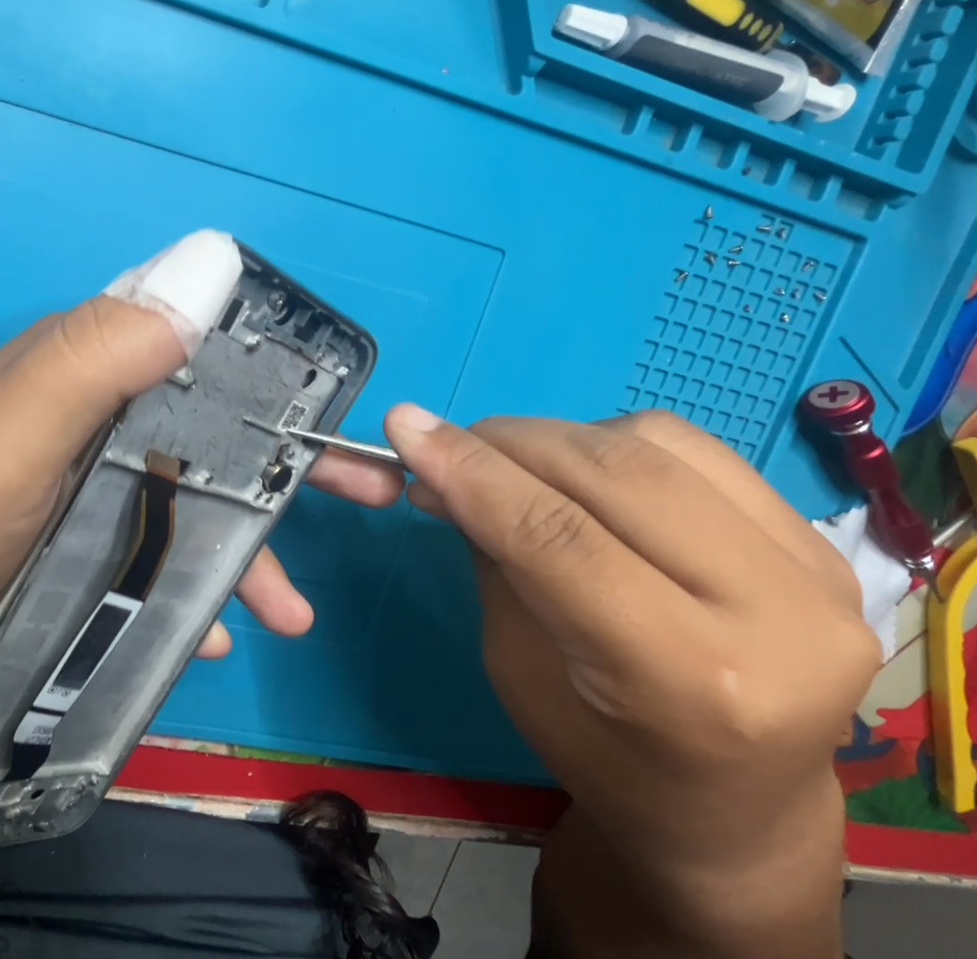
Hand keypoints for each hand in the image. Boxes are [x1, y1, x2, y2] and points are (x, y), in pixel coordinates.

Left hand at [0, 231, 403, 653]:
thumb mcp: (13, 431)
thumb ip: (95, 355)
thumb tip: (209, 266)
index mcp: (84, 363)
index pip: (205, 341)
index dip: (287, 377)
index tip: (354, 426)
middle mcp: (88, 403)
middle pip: (210, 422)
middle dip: (286, 466)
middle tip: (370, 503)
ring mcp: (78, 469)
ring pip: (185, 490)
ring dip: (244, 543)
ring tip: (286, 613)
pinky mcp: (65, 525)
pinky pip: (145, 539)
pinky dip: (183, 578)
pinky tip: (204, 631)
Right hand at [383, 405, 876, 917]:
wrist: (733, 804)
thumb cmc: (600, 754)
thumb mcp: (517, 668)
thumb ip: (493, 559)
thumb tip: (440, 471)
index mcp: (685, 678)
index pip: (558, 539)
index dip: (472, 473)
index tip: (403, 427)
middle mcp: (775, 618)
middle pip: (616, 476)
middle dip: (510, 441)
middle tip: (444, 439)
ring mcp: (819, 575)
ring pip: (661, 446)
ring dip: (562, 438)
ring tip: (511, 463)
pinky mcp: (828, 546)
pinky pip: (702, 453)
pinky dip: (618, 446)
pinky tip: (581, 474)